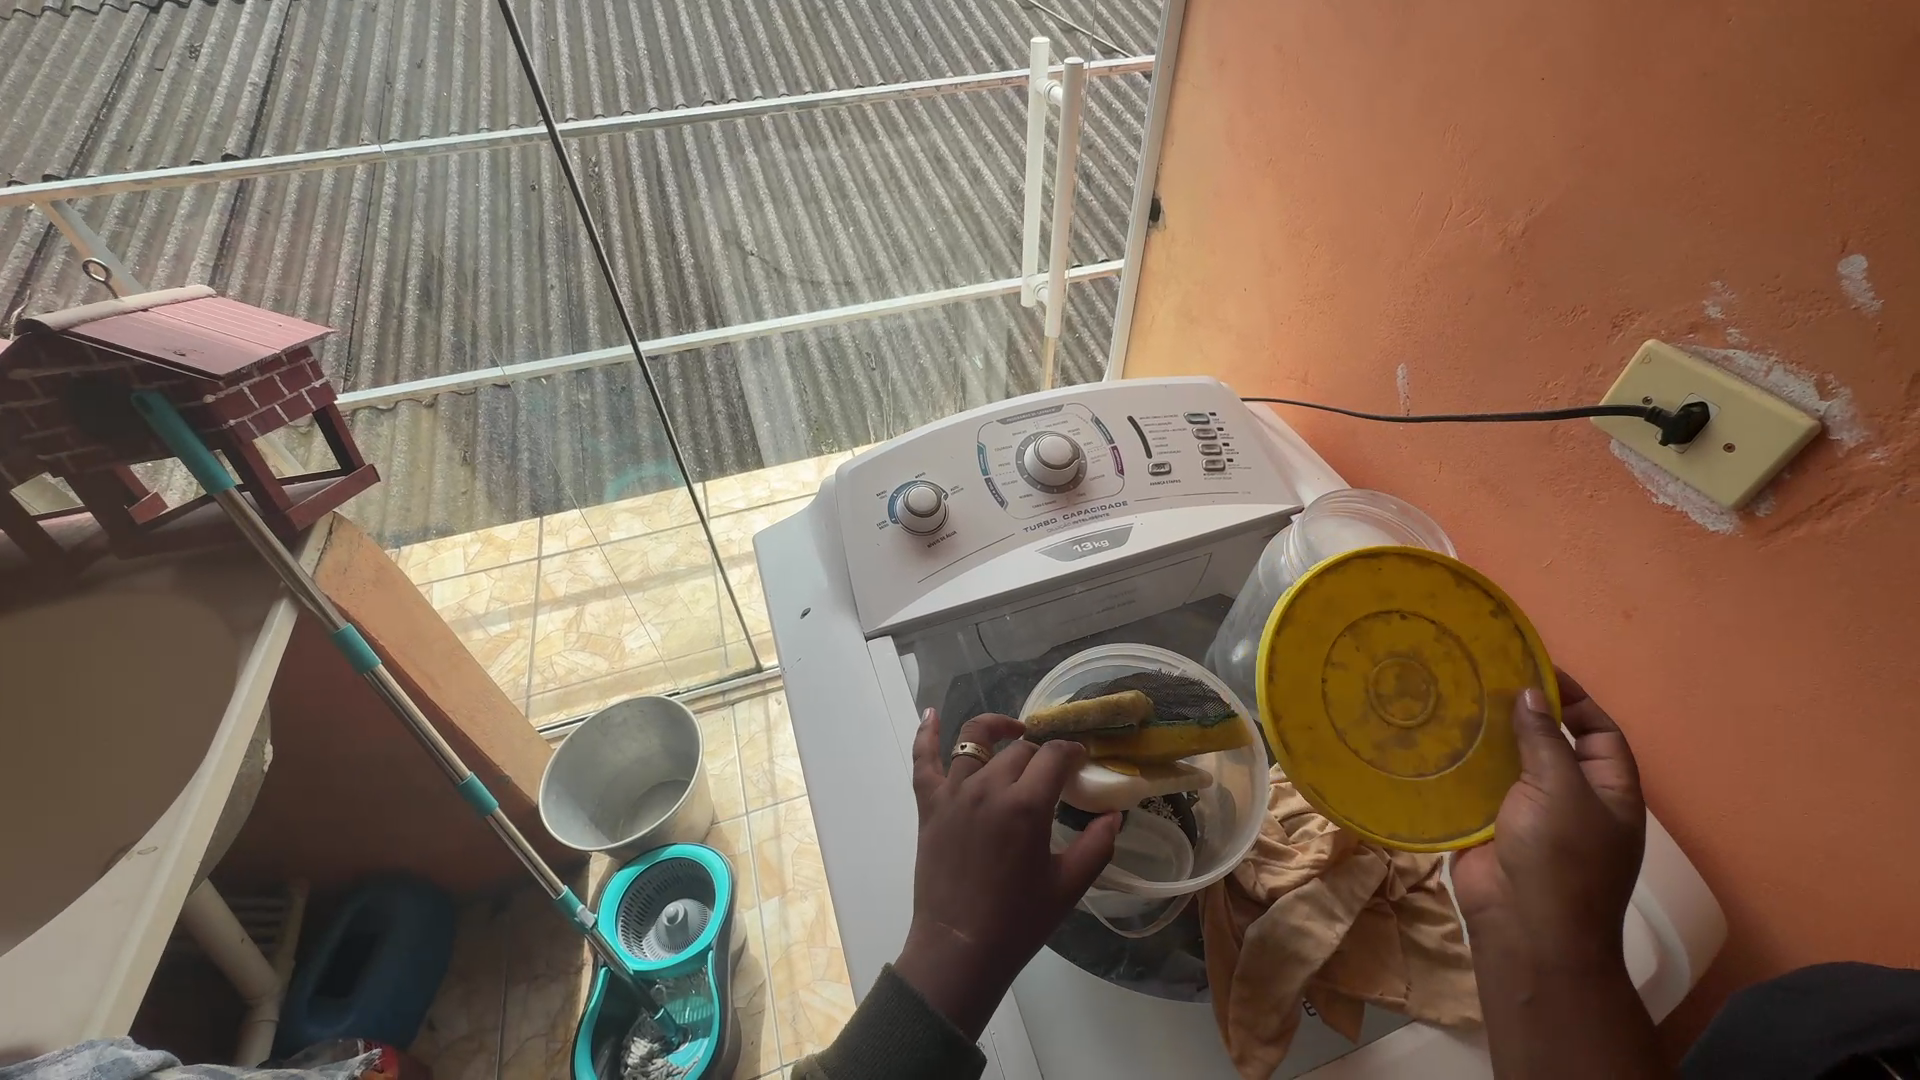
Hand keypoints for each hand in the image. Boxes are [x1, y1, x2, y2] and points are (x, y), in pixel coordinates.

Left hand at [894, 708, 1121, 1038]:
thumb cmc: (1018, 921)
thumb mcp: (1068, 886)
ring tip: (1012, 733)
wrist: (959, 948)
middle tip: (1052, 767)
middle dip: (1041, 752)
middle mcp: (988, 787)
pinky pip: (923, 759)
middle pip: (1019, 749)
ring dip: (997, 730)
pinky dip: (926, 733)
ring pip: (974, 740)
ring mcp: (954, 792)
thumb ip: (1096, 845)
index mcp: (1026, 805)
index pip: (1054, 756)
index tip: (1081, 759)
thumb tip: (1114, 815)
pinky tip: (931, 714)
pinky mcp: (929, 804)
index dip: (1071, 751)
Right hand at [1453, 671, 1664, 1078]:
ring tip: (1452, 701)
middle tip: (1482, 678)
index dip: (1574, 699)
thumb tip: (1531, 693)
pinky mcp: (1489, 822)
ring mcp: (1528, 812)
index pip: (1599, 732)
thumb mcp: (1561, 790)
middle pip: (1551, 743)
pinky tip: (1434, 740)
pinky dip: (1459, 763)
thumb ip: (1544, 739)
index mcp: (1607, 791)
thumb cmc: (1560, 856)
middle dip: (1523, 713)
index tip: (1535, 669)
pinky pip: (1476, 784)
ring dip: (1486, 736)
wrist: (1525, 923)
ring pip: (1508, 762)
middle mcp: (1571, 797)